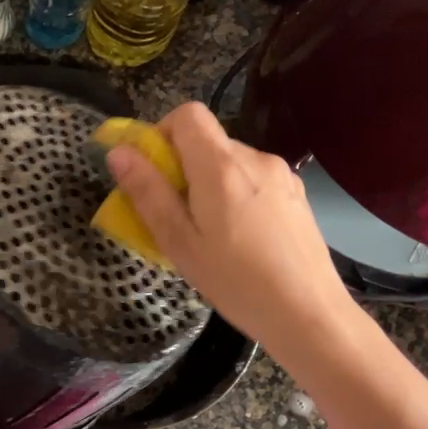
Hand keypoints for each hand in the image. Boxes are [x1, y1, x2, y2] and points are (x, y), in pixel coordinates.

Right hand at [107, 102, 356, 353]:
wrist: (309, 314)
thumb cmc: (234, 280)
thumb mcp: (177, 240)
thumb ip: (147, 191)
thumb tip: (118, 152)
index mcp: (221, 166)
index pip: (187, 114)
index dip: (160, 133)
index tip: (151, 172)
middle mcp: (254, 158)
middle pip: (205, 141)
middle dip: (180, 167)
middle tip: (172, 215)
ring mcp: (280, 175)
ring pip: (227, 162)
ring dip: (206, 184)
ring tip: (206, 233)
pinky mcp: (294, 194)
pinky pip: (250, 179)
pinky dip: (231, 195)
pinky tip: (237, 237)